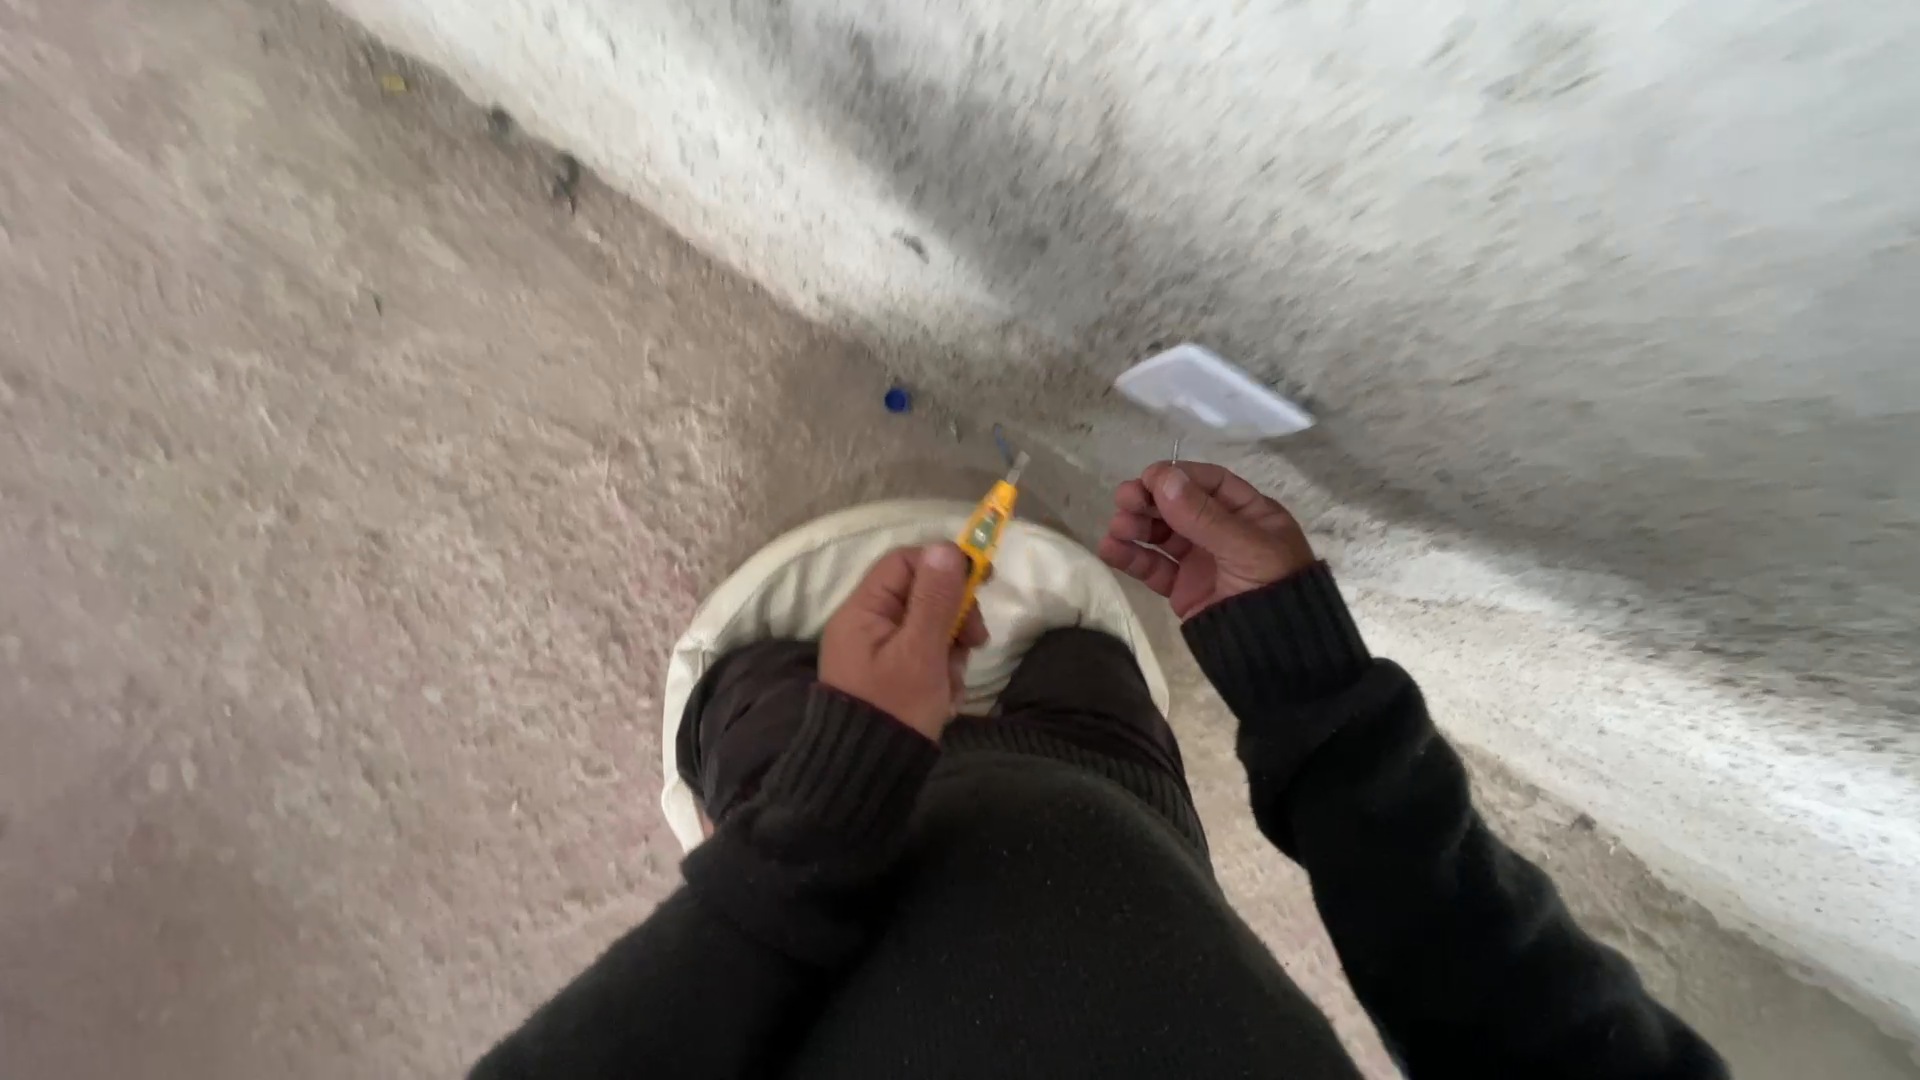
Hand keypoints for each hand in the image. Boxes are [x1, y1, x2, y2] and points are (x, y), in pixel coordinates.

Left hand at [819, 543, 989, 739]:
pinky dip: (942, 672)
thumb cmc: (895, 707)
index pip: (906, 562)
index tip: (982, 580)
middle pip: (921, 595)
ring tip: (953, 681)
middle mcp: (867, 624)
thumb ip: (936, 599)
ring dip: (951, 650)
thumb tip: (947, 547)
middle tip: (975, 640)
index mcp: (863, 610)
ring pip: (929, 628)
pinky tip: (946, 697)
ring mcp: (879, 652)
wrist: (870, 775)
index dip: (944, 565)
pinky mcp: (892, 675)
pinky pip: (925, 657)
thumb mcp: (921, 651)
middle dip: (954, 616)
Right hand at [1098, 462, 1314, 620]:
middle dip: (1149, 500)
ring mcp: (1200, 561)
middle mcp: (1222, 532)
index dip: (1178, 476)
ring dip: (1136, 526)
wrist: (1273, 654)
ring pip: (1160, 535)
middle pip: (1179, 506)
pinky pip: (1152, 567)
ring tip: (1117, 528)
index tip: (1148, 478)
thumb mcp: (1244, 547)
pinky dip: (1130, 557)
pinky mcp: (1182, 588)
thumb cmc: (1270, 589)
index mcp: (1249, 514)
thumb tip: (1162, 478)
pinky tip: (1110, 549)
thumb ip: (1202, 515)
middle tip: (1123, 499)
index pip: (1209, 483)